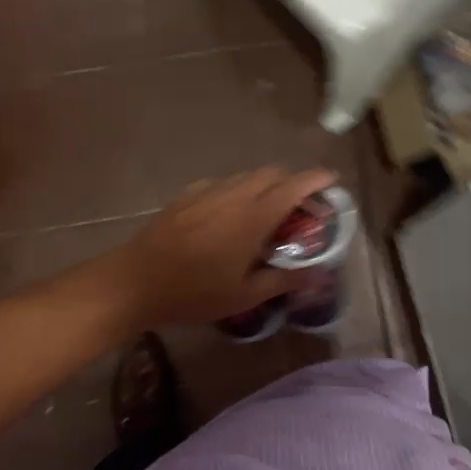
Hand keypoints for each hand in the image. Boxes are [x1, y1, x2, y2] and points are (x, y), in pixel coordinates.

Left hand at [108, 167, 337, 327]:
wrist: (138, 280)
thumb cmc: (195, 292)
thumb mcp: (244, 296)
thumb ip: (283, 280)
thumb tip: (318, 276)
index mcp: (254, 216)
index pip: (294, 185)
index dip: (316, 178)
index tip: (332, 180)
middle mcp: (235, 194)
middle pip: (272, 173)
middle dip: (292, 182)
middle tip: (299, 207)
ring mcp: (209, 191)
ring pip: (246, 176)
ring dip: (264, 185)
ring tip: (265, 211)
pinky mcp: (188, 195)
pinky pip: (221, 183)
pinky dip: (236, 190)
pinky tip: (228, 214)